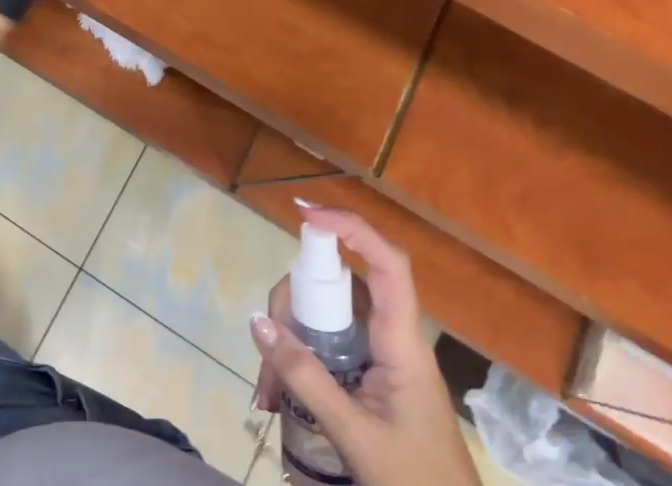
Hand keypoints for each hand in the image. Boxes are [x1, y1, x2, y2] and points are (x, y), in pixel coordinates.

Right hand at [250, 207, 479, 485]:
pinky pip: (326, 344)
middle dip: (293, 302)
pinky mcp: (369, 373)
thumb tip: (257, 320)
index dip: (351, 228)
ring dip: (289, 337)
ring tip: (267, 389)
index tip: (306, 212)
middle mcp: (392, 338)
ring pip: (326, 316)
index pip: (387, 264)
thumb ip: (306, 378)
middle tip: (265, 338)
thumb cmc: (414, 478)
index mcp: (403, 343)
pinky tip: (277, 393)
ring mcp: (380, 355)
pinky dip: (296, 358)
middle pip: (339, 287)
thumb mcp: (353, 433)